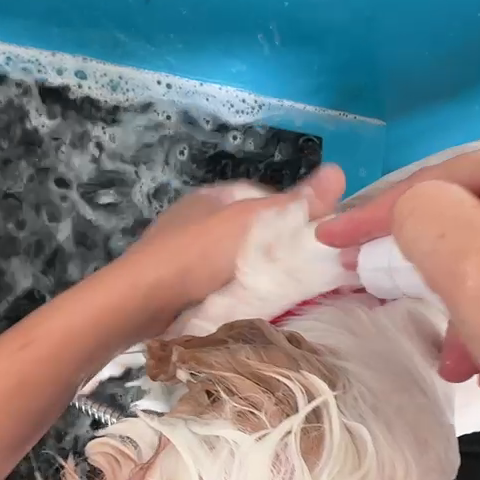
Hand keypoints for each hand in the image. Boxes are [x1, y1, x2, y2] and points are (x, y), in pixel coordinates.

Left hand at [117, 163, 345, 308]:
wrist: (138, 302)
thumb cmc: (196, 256)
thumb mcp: (250, 224)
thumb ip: (292, 205)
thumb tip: (340, 172)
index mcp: (213, 194)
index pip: (265, 196)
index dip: (292, 216)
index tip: (312, 241)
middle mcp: (195, 217)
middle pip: (248, 231)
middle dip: (271, 250)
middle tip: (295, 273)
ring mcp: (180, 252)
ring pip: (230, 261)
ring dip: (249, 275)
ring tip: (271, 293)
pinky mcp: (171, 285)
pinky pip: (210, 285)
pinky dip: (226, 294)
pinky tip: (238, 307)